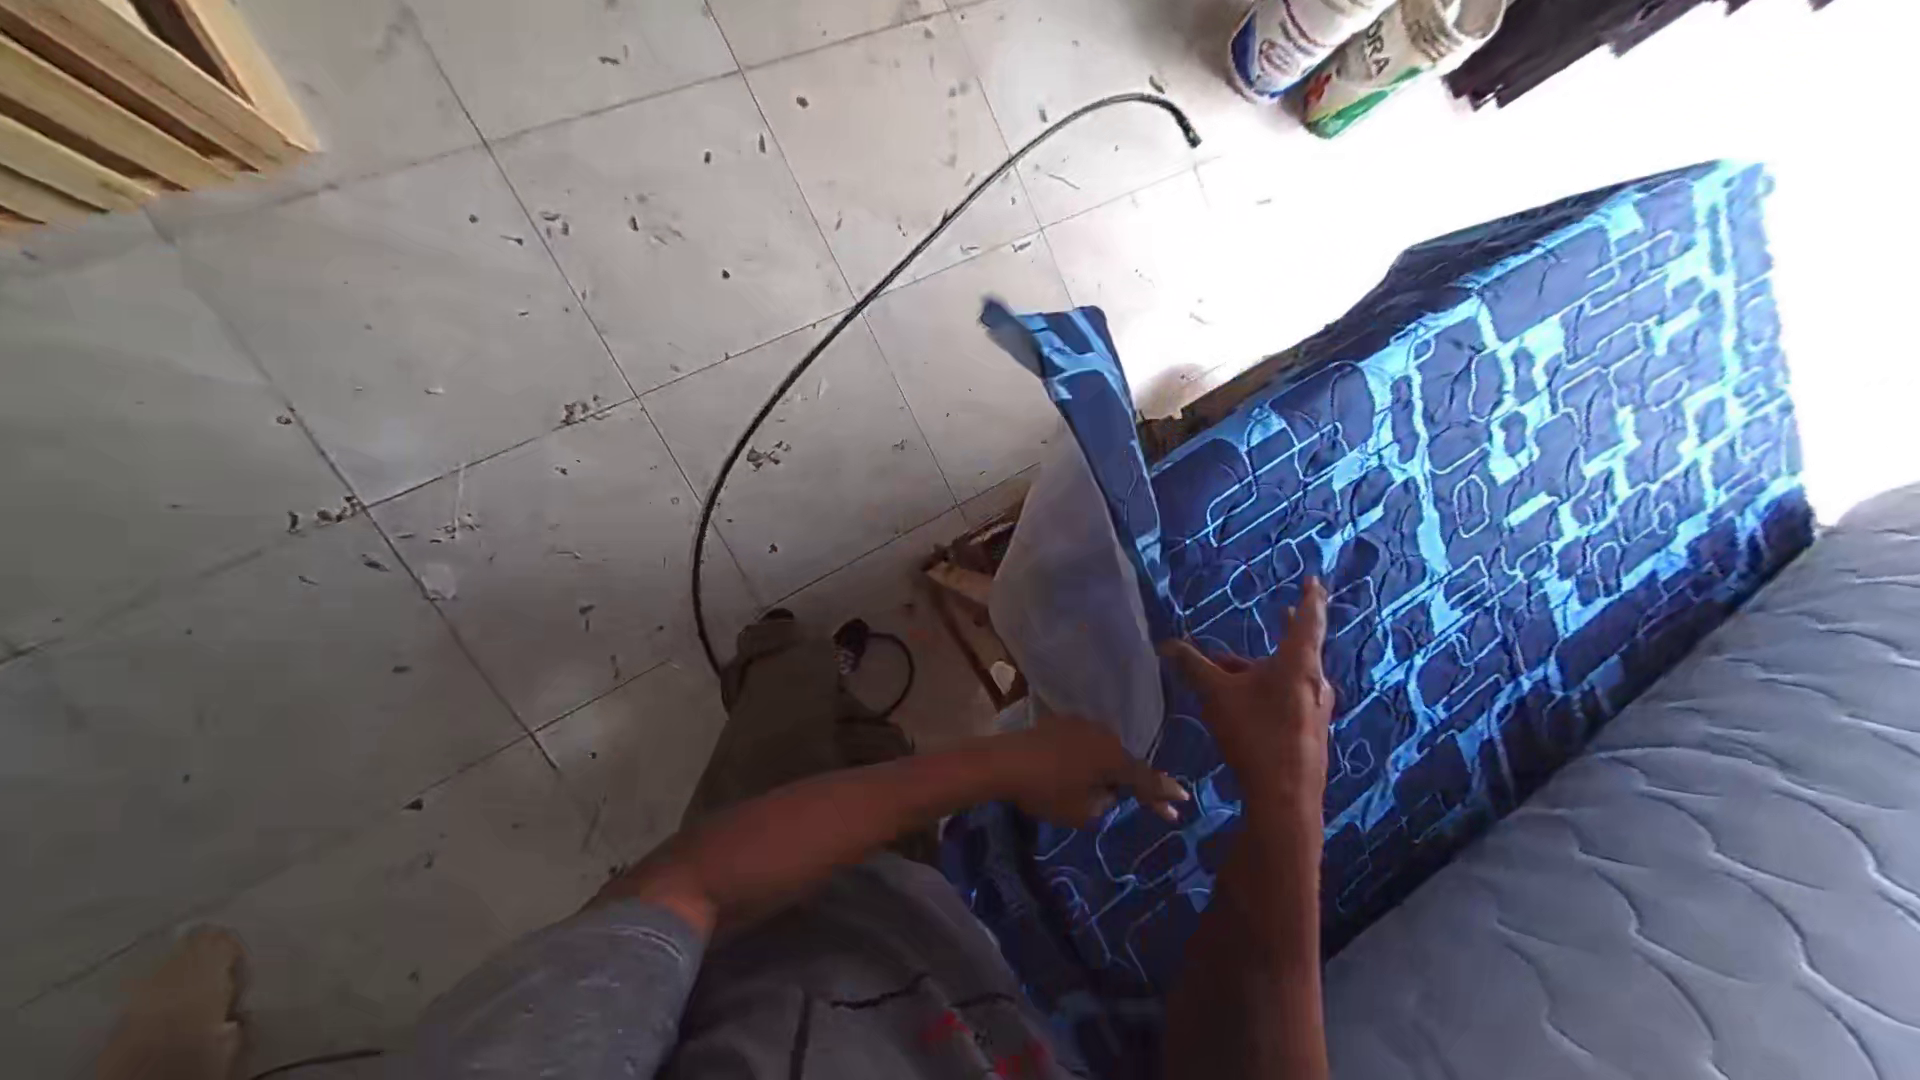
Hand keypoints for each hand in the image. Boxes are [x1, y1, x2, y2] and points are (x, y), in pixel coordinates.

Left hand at [997, 714, 1188, 826]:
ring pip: (1105, 751)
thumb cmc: (1046, 791)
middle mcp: (1104, 735)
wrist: (1005, 761)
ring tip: (1108, 786)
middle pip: (1126, 762)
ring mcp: (1082, 724)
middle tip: (1146, 801)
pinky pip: (1086, 743)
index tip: (1183, 802)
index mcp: (1114, 758)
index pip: (1147, 779)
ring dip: (1109, 768)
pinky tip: (1080, 768)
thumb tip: (1109, 790)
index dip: (1164, 794)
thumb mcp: (1083, 811)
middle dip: (1135, 782)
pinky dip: (1088, 758)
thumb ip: (1105, 801)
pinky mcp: (1061, 722)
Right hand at [1161, 577, 1333, 813]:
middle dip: (1278, 635)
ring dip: (1261, 670)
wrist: (1284, 797)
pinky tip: (1242, 706)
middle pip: (1295, 650)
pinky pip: (1288, 698)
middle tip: (1280, 615)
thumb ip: (1192, 666)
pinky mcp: (1311, 731)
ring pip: (1287, 677)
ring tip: (1226, 674)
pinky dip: (1267, 690)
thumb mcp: (1216, 695)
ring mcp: (1317, 710)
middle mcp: (1314, 683)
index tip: (1315, 581)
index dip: (1309, 599)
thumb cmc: (1254, 734)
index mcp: (1298, 665)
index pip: (1308, 620)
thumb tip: (1166, 644)